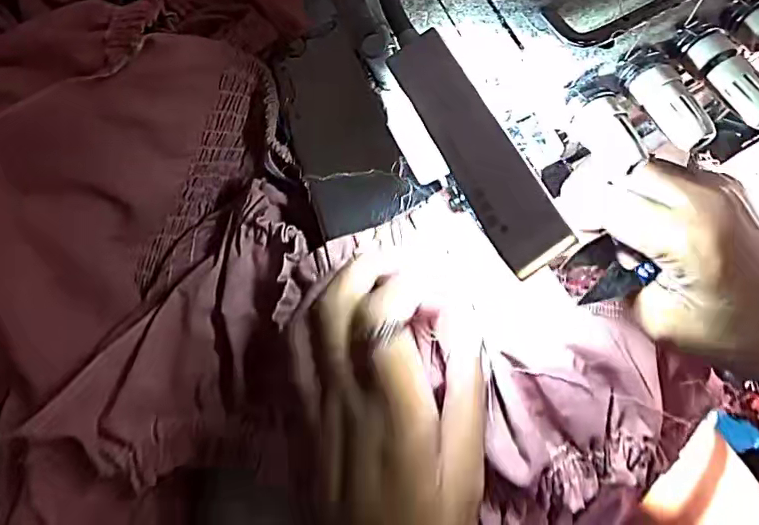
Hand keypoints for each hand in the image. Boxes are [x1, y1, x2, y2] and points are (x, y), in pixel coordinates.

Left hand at [290, 254, 486, 524]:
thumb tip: (462, 311)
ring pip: (308, 316)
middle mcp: (343, 395)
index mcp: (390, 407)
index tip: (436, 278)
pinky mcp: (298, 412)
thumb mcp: (465, 458)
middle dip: (370, 264)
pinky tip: (338, 302)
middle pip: (336, 303)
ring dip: (340, 278)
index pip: (378, 317)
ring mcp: (313, 402)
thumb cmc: (430, 514)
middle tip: (404, 259)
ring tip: (374, 270)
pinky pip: (292, 345)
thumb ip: (467, 380)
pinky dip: (313, 306)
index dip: (405, 280)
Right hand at [562, 159, 758, 377]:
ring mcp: (716, 183)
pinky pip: (671, 167)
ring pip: (645, 161)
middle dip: (599, 195)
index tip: (578, 235)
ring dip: (625, 186)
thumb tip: (589, 253)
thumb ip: (617, 282)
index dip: (583, 216)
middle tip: (596, 227)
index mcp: (686, 235)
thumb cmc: (737, 333)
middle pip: (623, 169)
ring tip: (626, 221)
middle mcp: (702, 198)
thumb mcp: (662, 323)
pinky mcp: (724, 180)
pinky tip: (656, 216)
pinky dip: (652, 186)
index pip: (609, 200)